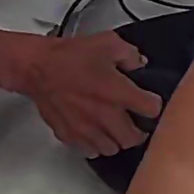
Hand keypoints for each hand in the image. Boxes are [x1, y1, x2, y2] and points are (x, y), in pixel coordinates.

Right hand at [1, 33, 163, 156]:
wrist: (38, 68)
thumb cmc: (71, 56)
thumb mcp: (107, 42)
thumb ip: (130, 54)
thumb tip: (140, 64)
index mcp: (119, 93)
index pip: (152, 110)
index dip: (154, 105)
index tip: (149, 102)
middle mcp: (106, 116)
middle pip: (134, 138)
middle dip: (139, 131)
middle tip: (137, 122)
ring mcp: (88, 129)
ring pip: (113, 149)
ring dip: (118, 140)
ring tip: (116, 129)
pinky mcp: (71, 136)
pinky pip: (91, 151)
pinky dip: (97, 145)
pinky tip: (96, 133)